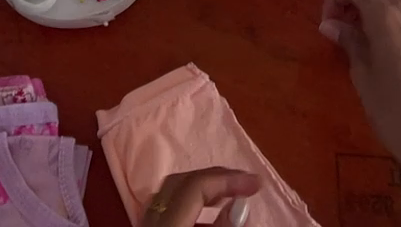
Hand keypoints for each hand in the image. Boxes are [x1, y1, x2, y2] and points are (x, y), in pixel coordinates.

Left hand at [141, 167, 258, 226]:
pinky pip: (165, 207)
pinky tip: (209, 214)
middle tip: (245, 182)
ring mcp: (143, 223)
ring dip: (202, 188)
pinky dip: (189, 204)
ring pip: (170, 192)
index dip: (229, 179)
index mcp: (164, 222)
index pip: (195, 186)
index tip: (257, 182)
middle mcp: (147, 217)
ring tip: (231, 193)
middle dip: (214, 177)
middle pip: (179, 181)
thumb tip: (241, 206)